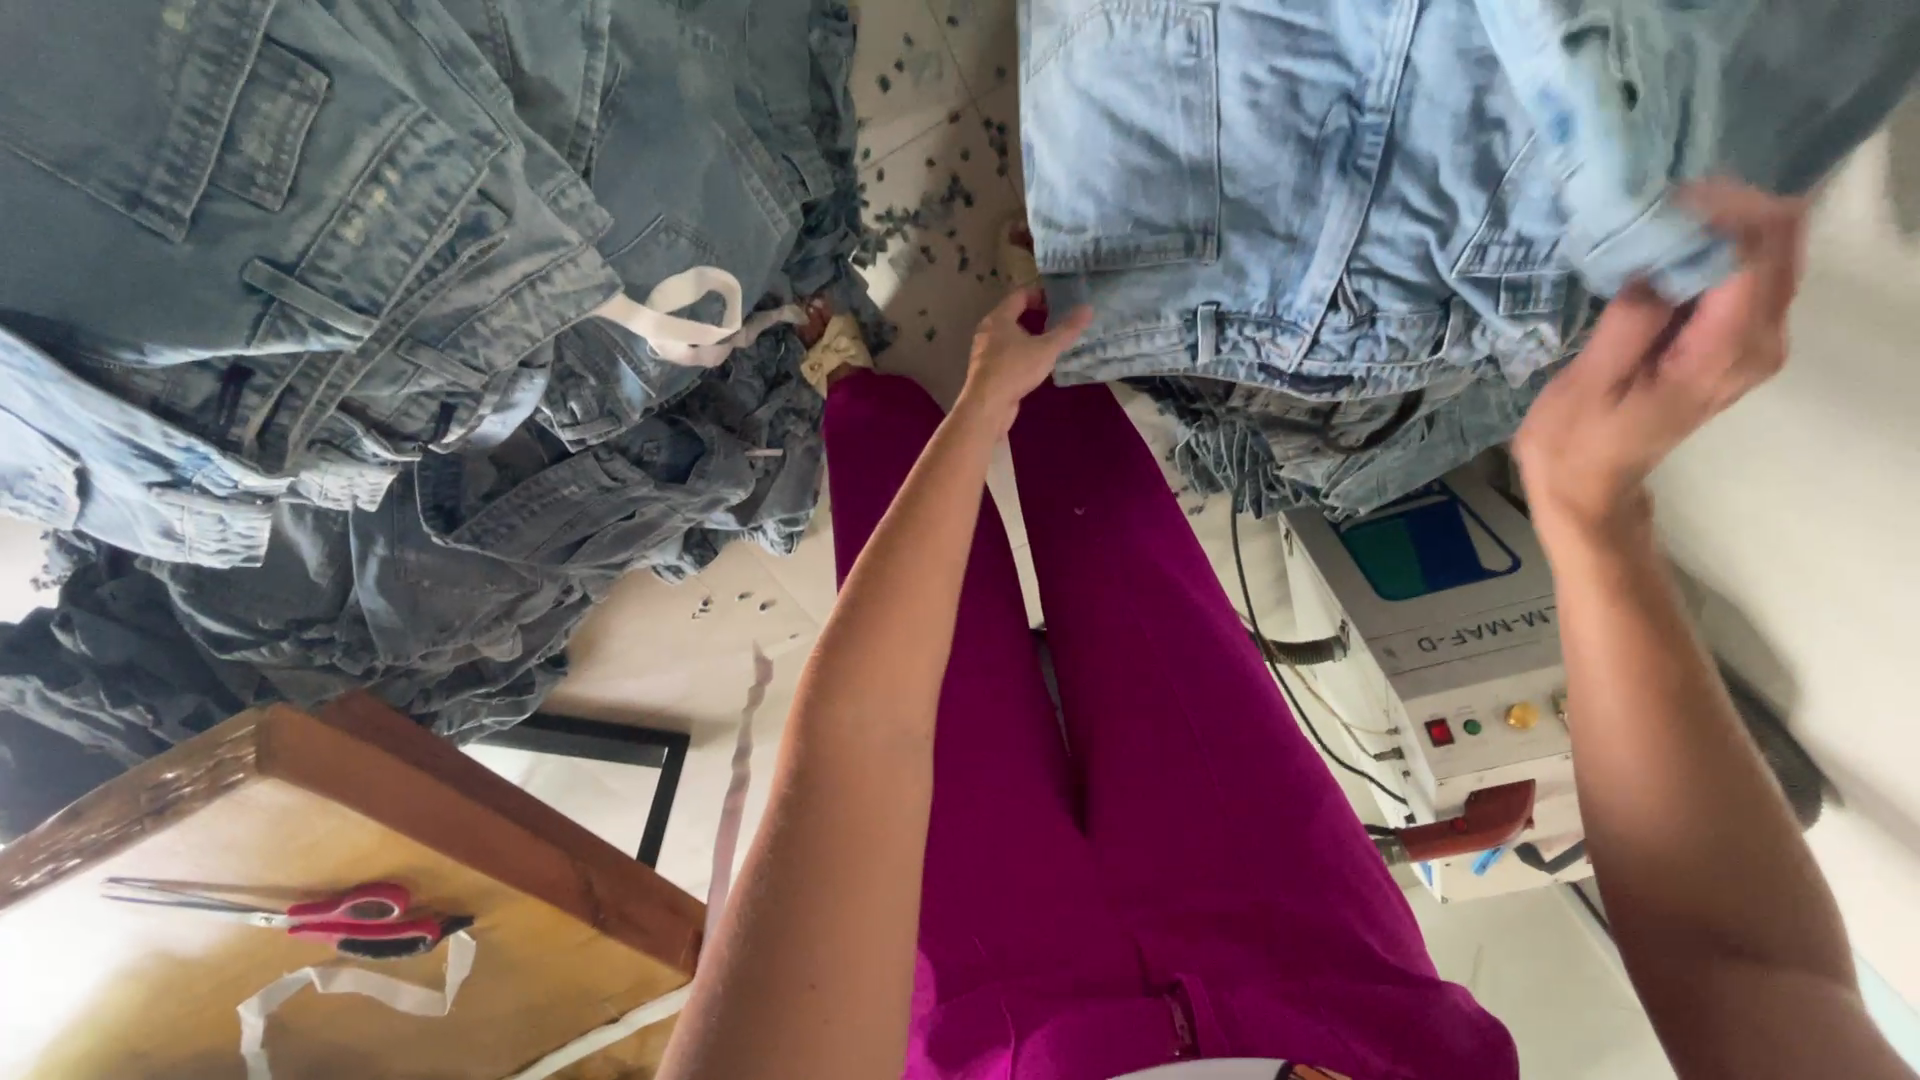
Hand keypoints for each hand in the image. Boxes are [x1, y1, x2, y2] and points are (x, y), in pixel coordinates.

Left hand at [956, 287, 1092, 431]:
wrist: (987, 405)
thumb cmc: (1015, 370)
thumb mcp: (1046, 349)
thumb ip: (1067, 330)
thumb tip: (1088, 308)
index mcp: (999, 317)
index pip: (1020, 294)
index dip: (1040, 294)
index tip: (1059, 301)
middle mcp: (988, 330)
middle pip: (1013, 314)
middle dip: (1036, 315)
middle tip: (1058, 320)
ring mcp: (984, 350)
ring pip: (1009, 335)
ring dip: (1028, 335)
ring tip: (1050, 342)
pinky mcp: (986, 369)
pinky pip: (1005, 353)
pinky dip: (1020, 352)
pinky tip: (1035, 363)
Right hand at [1514, 180, 1807, 543]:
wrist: (1587, 486)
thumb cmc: (1576, 443)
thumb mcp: (1589, 385)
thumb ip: (1632, 321)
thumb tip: (1655, 261)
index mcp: (1725, 352)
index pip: (1754, 251)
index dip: (1716, 212)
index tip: (1654, 200)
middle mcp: (1761, 341)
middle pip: (1780, 239)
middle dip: (1726, 207)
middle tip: (1654, 202)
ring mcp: (1754, 340)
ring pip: (1770, 249)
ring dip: (1720, 223)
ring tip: (1652, 220)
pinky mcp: (1735, 339)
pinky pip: (1746, 272)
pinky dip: (1712, 248)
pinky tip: (1662, 250)